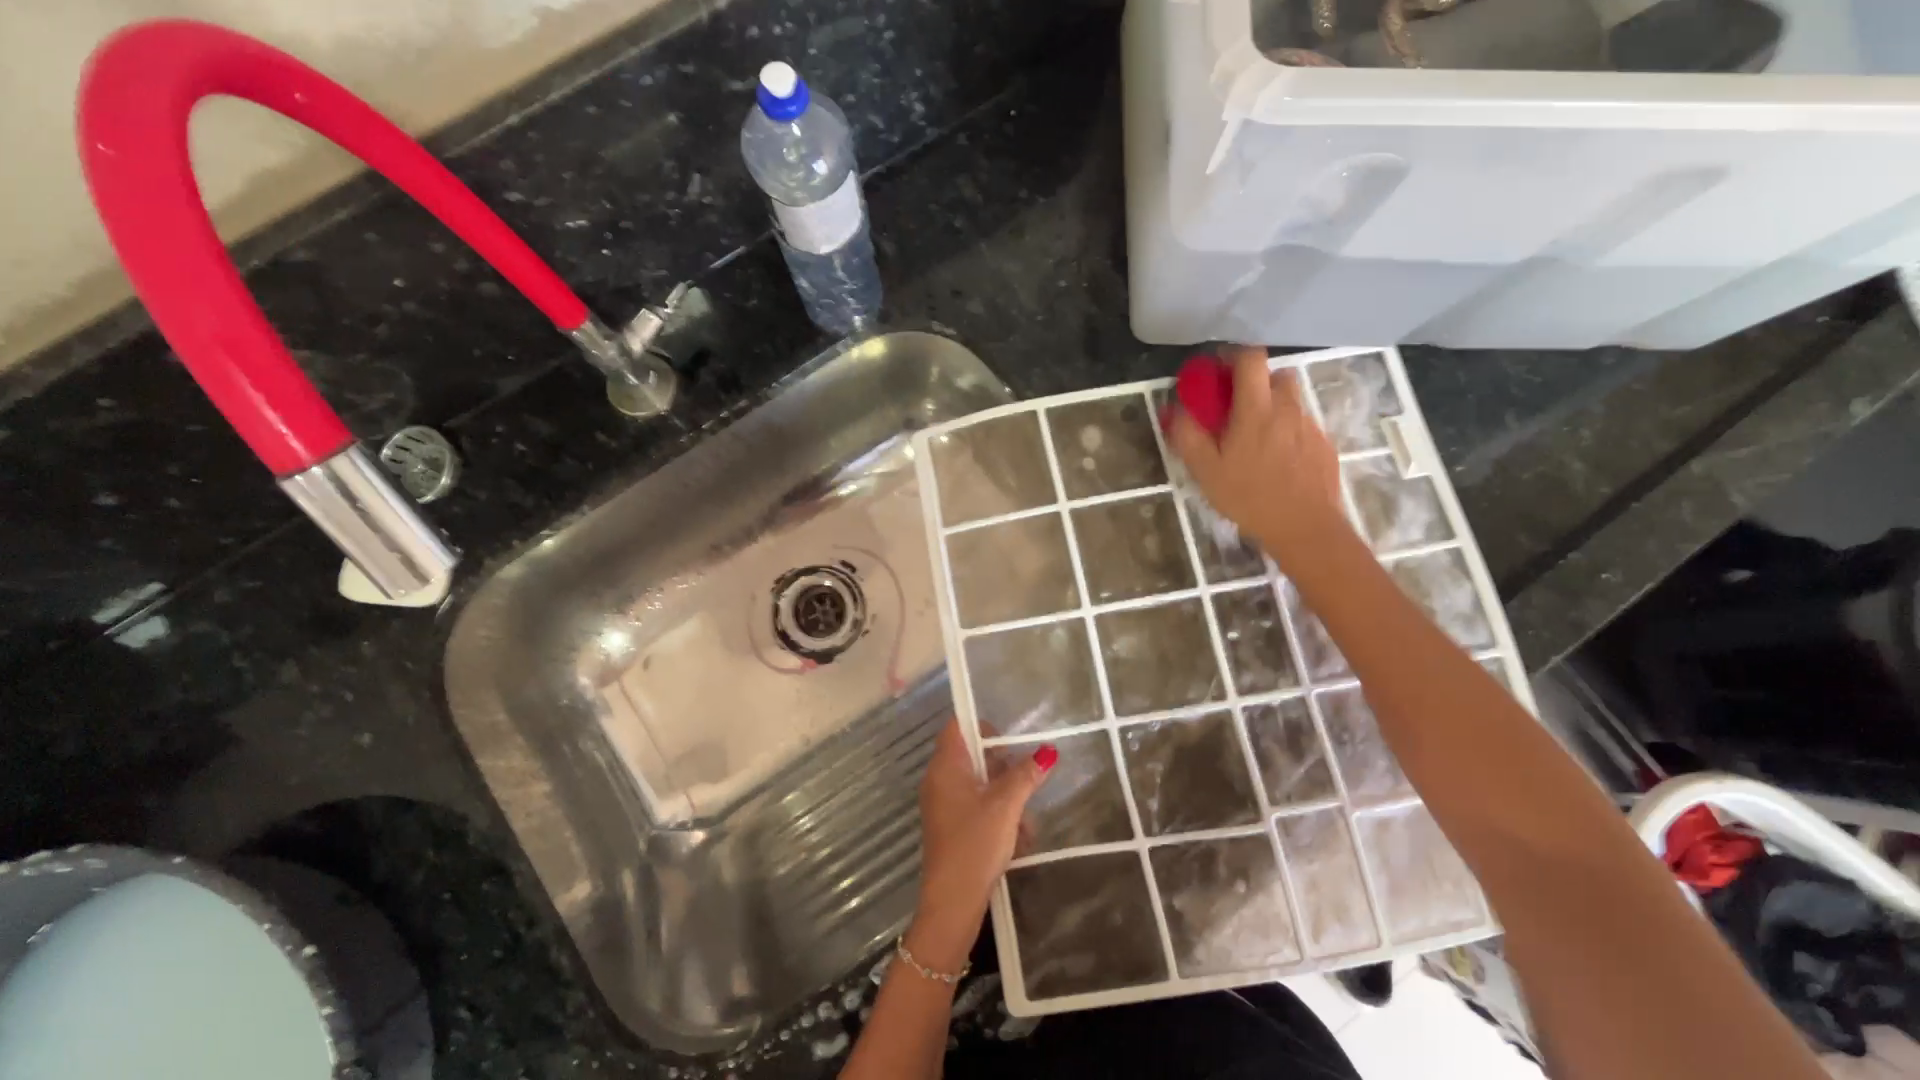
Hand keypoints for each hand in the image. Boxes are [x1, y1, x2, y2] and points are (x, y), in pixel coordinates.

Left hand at [906, 720, 1054, 974]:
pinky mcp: (952, 826)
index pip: (958, 726)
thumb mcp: (1006, 806)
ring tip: (1026, 818)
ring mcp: (944, 804)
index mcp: (945, 767)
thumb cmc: (975, 844)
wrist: (953, 900)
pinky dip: (998, 814)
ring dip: (1006, 795)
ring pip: (979, 784)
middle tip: (1026, 779)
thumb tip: (1048, 751)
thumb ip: (1026, 775)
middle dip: (1003, 766)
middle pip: (972, 755)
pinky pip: (978, 806)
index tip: (1012, 739)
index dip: (984, 726)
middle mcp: (939, 780)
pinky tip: (1018, 836)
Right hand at [1165, 344, 1350, 567]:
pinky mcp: (1324, 444)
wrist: (1304, 526)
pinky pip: (1303, 426)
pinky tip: (1279, 461)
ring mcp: (1310, 425)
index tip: (1220, 370)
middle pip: (1276, 375)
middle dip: (1257, 382)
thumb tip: (1174, 408)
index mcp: (1257, 408)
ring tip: (1258, 439)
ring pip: (1291, 401)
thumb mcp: (1206, 471)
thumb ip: (1187, 435)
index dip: (1234, 355)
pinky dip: (1289, 433)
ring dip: (1274, 408)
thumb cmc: (1249, 497)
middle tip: (1237, 407)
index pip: (1251, 358)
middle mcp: (1288, 408)